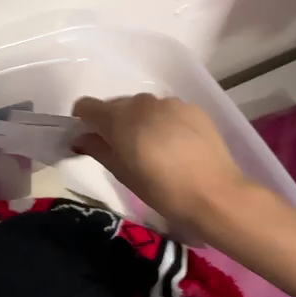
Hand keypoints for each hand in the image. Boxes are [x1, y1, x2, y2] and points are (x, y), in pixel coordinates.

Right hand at [71, 94, 261, 235]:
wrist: (214, 194)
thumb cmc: (161, 190)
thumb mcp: (122, 173)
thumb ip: (98, 149)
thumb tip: (81, 138)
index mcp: (119, 118)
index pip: (87, 106)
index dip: (84, 121)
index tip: (89, 138)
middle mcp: (142, 102)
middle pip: (117, 106)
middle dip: (113, 123)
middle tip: (123, 151)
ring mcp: (170, 103)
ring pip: (143, 107)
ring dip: (140, 122)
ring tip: (152, 150)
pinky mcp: (193, 109)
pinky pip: (167, 111)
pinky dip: (163, 123)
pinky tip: (175, 146)